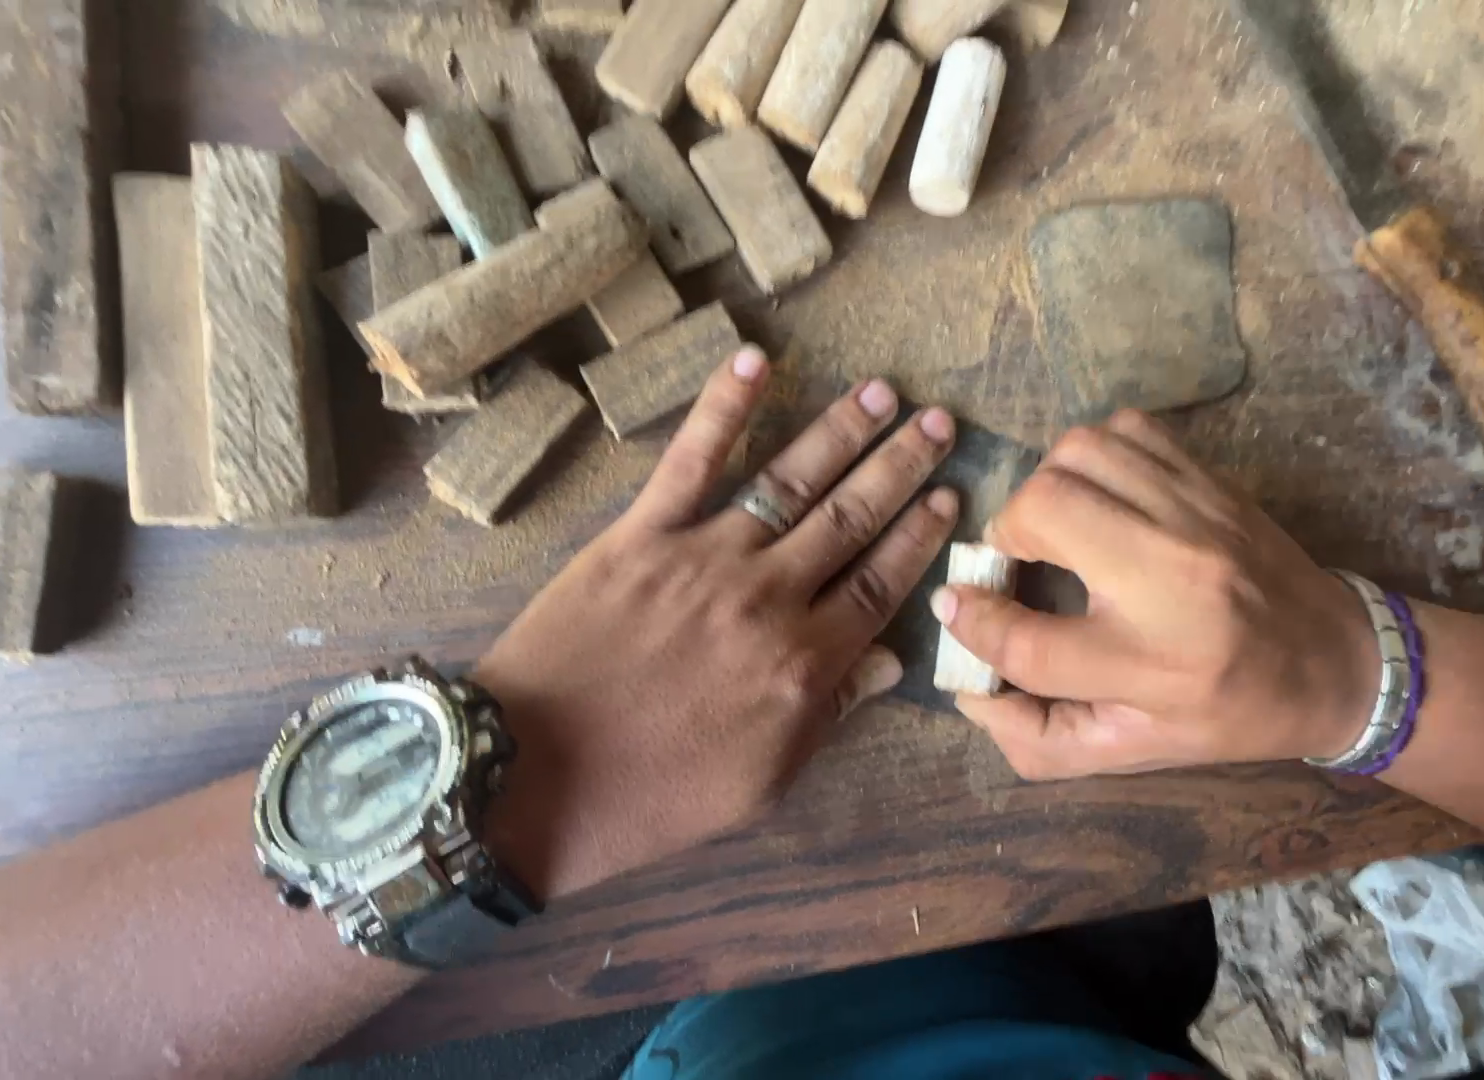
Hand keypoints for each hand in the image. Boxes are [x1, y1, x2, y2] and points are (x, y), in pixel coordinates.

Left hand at [476, 348, 959, 899]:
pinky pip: (691, 460)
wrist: (533, 779)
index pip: (881, 584)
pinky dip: (724, 407)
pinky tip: (754, 360)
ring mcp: (706, 557)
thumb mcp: (762, 779)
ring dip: (841, 431)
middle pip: (852, 519)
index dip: (920, 537)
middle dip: (900, 467)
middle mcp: (769, 598)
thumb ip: (831, 712)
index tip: (949, 498)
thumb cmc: (655, 793)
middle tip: (936, 423)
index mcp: (804, 663)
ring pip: (791, 481)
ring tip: (882, 392)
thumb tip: (889, 659)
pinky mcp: (642, 534)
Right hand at [932, 410, 1376, 779]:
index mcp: (1154, 664)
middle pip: (1045, 511)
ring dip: (1046, 486)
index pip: (1030, 641)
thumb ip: (1040, 738)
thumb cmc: (1226, 712)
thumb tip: (970, 692)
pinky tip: (1097, 494)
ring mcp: (1198, 515)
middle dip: (1009, 530)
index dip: (974, 622)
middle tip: (1017, 558)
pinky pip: (1123, 431)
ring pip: (1079, 455)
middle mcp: (1176, 579)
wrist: (1339, 660)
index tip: (954, 605)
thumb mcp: (1133, 750)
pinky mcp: (1211, 479)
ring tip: (1056, 524)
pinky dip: (1091, 455)